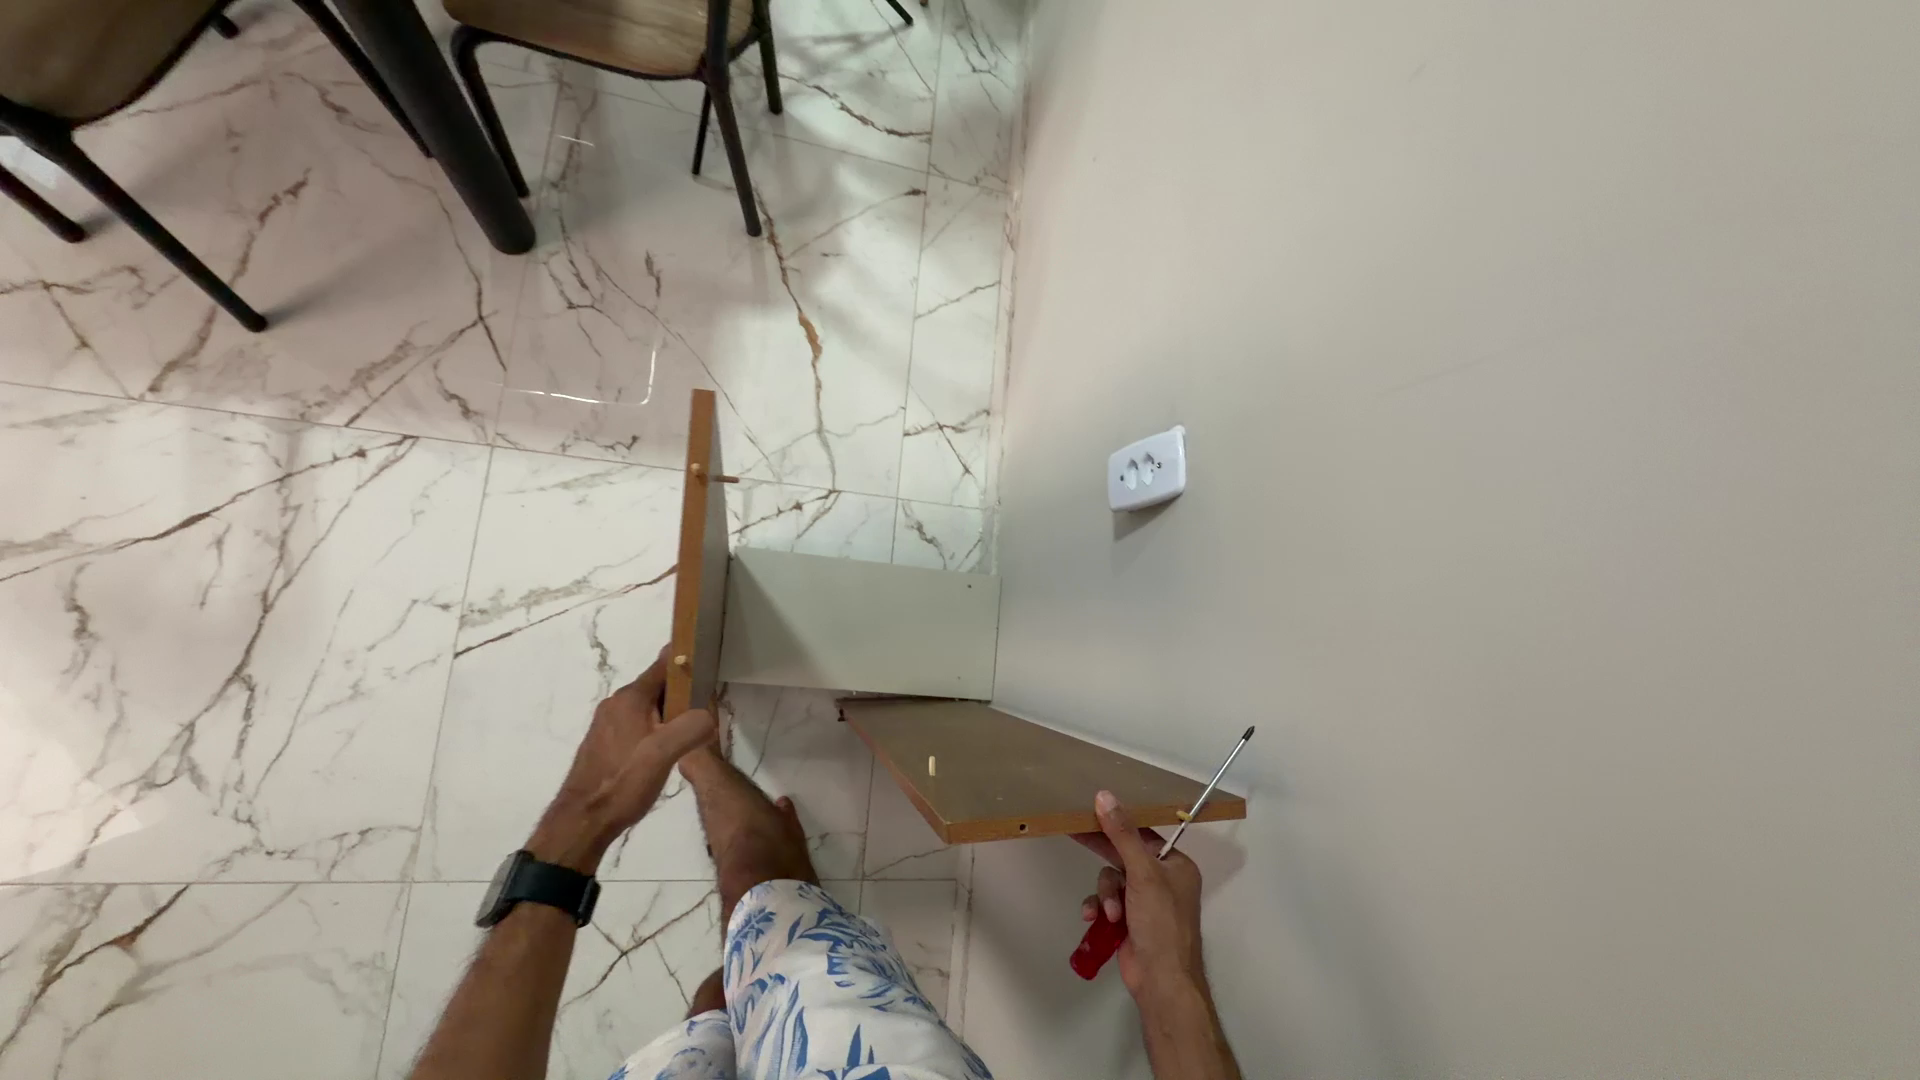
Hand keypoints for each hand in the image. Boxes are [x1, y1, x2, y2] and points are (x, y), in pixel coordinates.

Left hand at [527, 647, 716, 872]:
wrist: (582, 821)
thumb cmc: (623, 782)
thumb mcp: (665, 754)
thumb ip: (693, 726)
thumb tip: (709, 715)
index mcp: (630, 698)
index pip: (664, 665)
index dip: (687, 659)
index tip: (709, 657)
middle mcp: (616, 704)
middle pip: (657, 686)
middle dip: (683, 690)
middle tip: (709, 703)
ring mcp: (608, 723)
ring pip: (648, 706)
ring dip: (670, 711)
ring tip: (693, 727)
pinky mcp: (606, 742)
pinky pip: (638, 722)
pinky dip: (656, 725)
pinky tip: (668, 747)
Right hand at [1072, 791, 1208, 1007]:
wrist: (1162, 982)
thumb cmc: (1161, 923)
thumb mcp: (1142, 873)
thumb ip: (1122, 834)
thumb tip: (1104, 796)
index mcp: (1176, 865)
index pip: (1143, 834)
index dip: (1118, 824)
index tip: (1092, 811)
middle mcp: (1162, 880)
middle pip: (1124, 855)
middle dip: (1105, 856)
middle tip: (1073, 831)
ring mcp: (1145, 902)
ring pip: (1111, 879)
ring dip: (1105, 894)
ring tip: (1109, 913)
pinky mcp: (1129, 920)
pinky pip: (1106, 902)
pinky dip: (1099, 908)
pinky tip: (1095, 918)